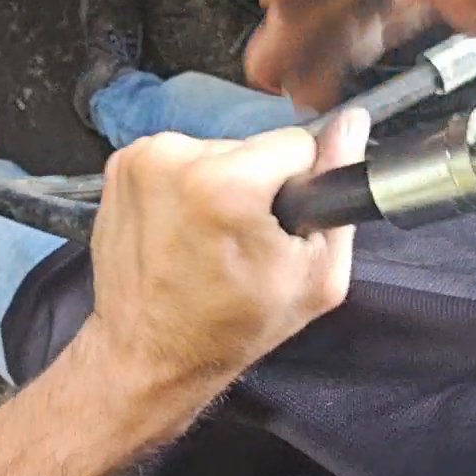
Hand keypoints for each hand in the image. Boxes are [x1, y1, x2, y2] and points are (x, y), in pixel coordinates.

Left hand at [83, 112, 369, 400]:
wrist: (147, 353)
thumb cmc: (234, 327)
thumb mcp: (316, 275)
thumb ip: (338, 193)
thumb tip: (354, 122)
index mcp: (226, 183)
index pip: (296, 143)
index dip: (300, 185)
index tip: (280, 226)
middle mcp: (176, 156)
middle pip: (252, 147)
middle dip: (259, 184)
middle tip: (244, 239)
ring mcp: (141, 157)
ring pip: (216, 151)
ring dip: (222, 184)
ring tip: (210, 238)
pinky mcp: (121, 164)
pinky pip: (181, 159)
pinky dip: (189, 185)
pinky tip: (182, 227)